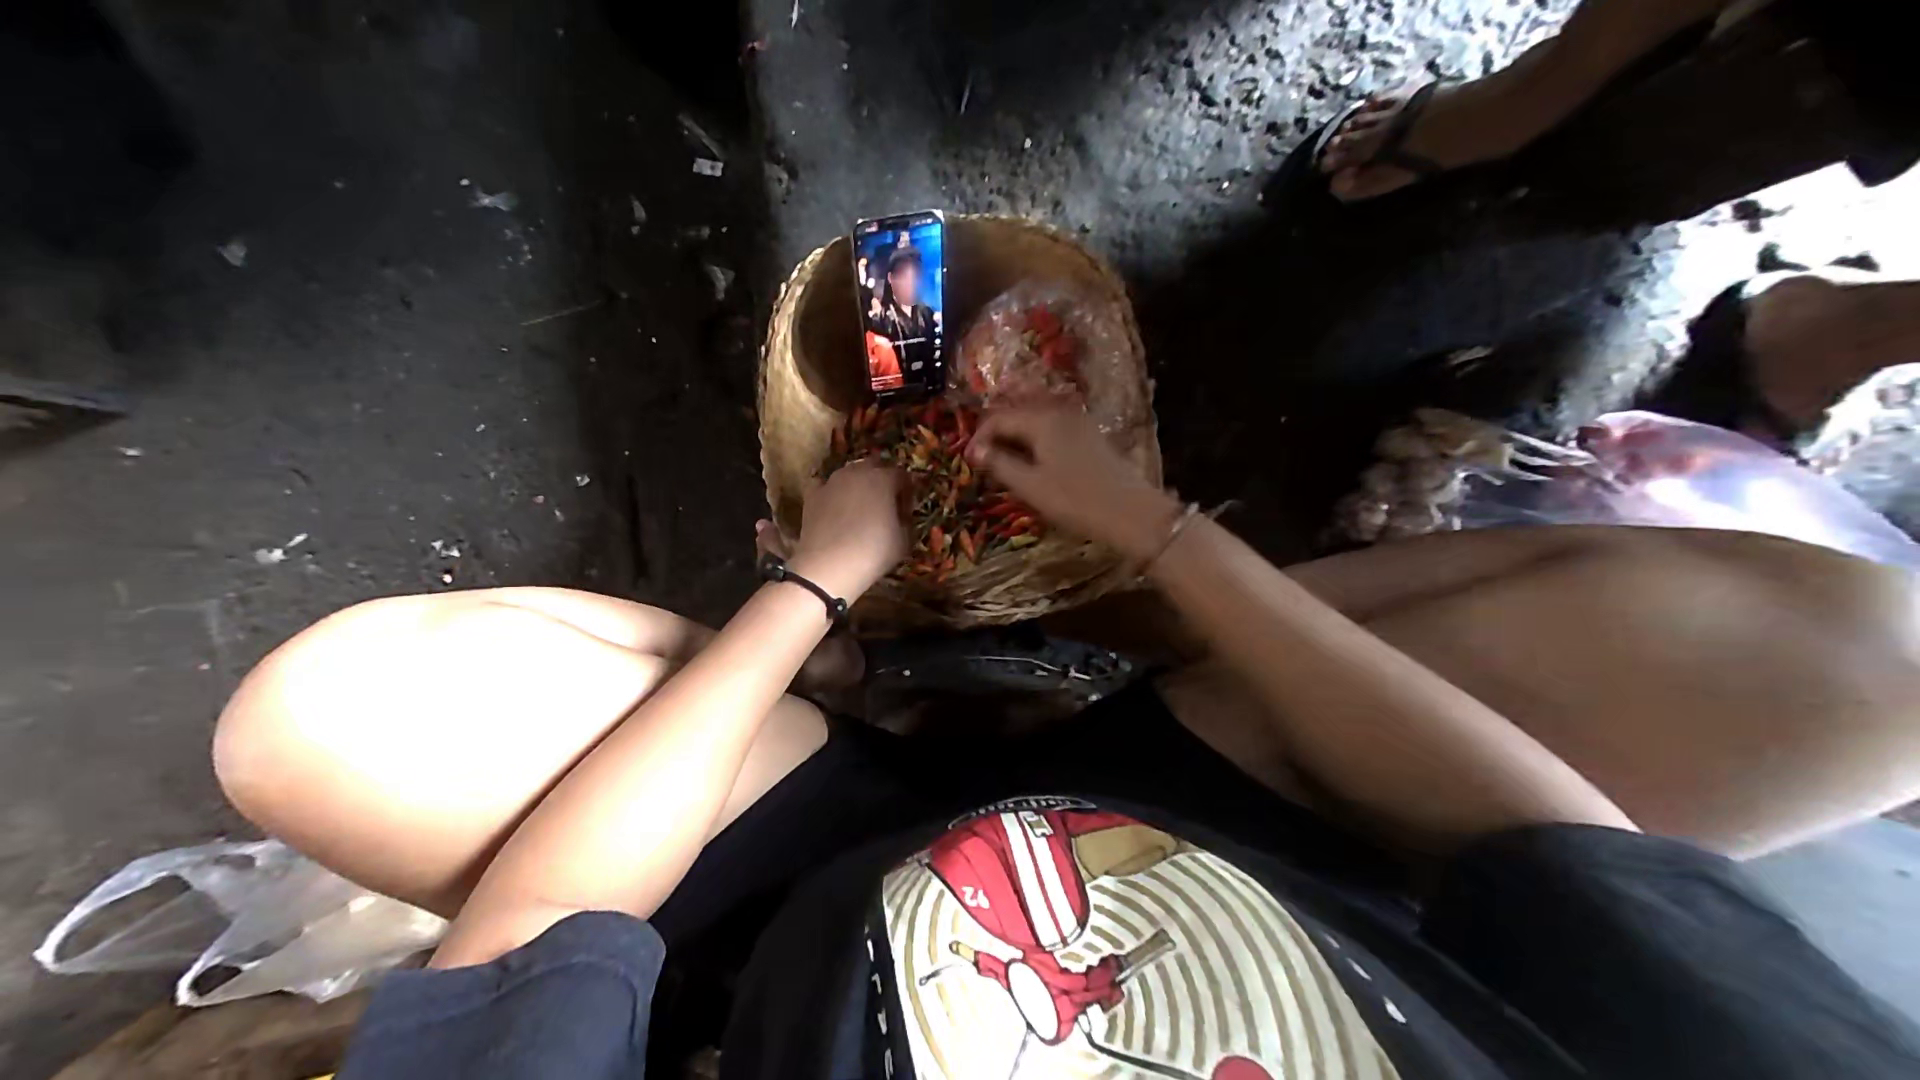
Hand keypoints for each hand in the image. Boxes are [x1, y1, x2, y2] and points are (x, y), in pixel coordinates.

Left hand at [787, 460, 906, 598]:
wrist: (829, 566)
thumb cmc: (874, 552)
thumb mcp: (903, 540)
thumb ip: (905, 521)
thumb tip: (901, 517)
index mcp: (883, 479)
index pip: (902, 475)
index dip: (907, 492)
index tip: (907, 510)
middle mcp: (857, 472)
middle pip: (874, 467)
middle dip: (882, 481)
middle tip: (885, 503)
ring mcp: (832, 482)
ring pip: (849, 474)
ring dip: (857, 485)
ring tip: (860, 507)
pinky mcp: (812, 495)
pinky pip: (825, 487)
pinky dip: (831, 493)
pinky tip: (834, 507)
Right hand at [966, 407, 1178, 562]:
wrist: (1131, 513)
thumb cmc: (1076, 501)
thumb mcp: (1030, 486)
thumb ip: (1000, 464)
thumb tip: (975, 451)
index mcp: (1041, 420)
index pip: (998, 418)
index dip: (979, 438)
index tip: (969, 462)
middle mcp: (1059, 412)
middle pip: (1017, 413)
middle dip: (996, 434)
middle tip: (983, 460)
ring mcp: (1078, 422)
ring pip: (1036, 421)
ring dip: (1016, 437)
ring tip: (1004, 462)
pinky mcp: (1090, 436)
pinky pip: (1053, 429)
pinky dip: (1035, 441)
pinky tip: (1033, 462)